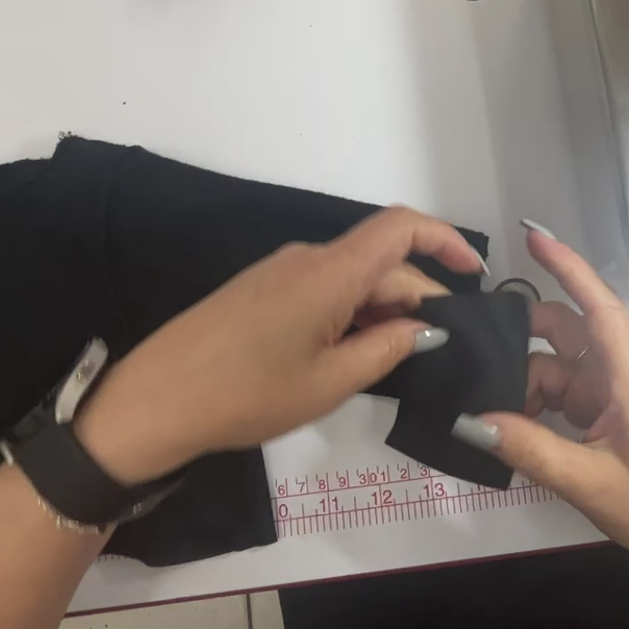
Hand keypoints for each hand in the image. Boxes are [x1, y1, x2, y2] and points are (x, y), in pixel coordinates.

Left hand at [75, 207, 485, 482]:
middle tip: (437, 349)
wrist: (154, 401)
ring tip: (395, 361)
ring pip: (353, 277)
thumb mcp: (330, 382)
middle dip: (416, 298)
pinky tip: (352, 354)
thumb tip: (427, 327)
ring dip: (382, 310)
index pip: (401, 228)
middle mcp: (308, 257)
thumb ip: (388, 348)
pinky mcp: (264, 288)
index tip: (474, 274)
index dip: (444, 240)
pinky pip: (324, 288)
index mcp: (330, 272)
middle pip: (381, 261)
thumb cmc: (246, 394)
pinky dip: (351, 313)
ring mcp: (282, 270)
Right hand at [477, 224, 628, 569]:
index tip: (533, 236)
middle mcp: (614, 373)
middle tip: (471, 348)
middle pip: (562, 330)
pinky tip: (504, 426)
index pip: (597, 307)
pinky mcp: (596, 411)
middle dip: (519, 334)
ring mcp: (604, 392)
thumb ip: (530, 450)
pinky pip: (552, 392)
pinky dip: (526, 404)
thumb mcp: (589, 484)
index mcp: (625, 377)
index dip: (568, 267)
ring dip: (518, 382)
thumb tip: (472, 421)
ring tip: (483, 409)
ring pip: (549, 364)